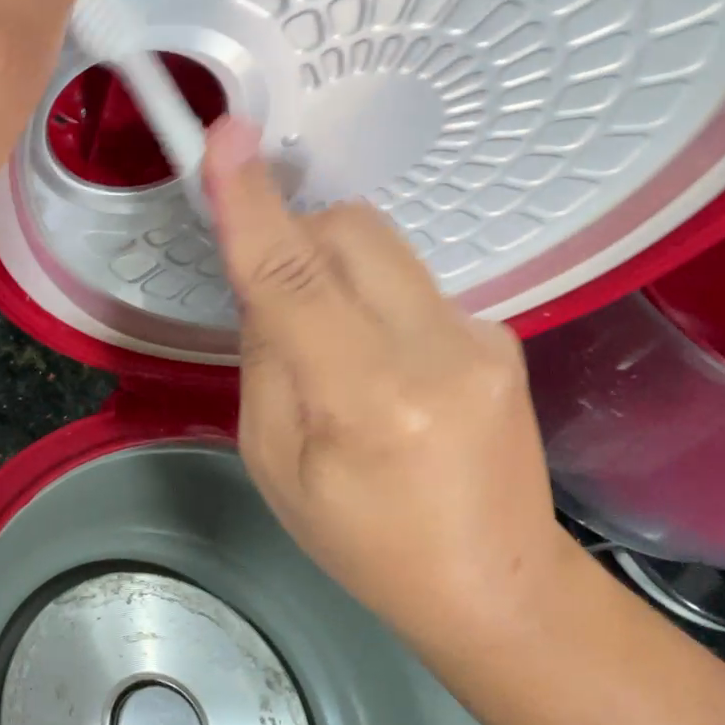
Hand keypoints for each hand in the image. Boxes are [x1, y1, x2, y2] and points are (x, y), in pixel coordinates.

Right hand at [202, 119, 574, 635]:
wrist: (500, 585)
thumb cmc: (364, 541)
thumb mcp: (275, 462)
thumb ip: (267, 362)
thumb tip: (266, 290)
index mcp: (367, 399)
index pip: (294, 281)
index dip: (252, 207)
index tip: (224, 139)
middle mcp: (437, 350)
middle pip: (347, 231)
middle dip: (290, 234)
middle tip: (265, 296)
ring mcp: (481, 334)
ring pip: (376, 246)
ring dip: (324, 268)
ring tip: (322, 346)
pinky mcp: (499, 330)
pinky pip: (403, 278)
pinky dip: (363, 297)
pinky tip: (373, 363)